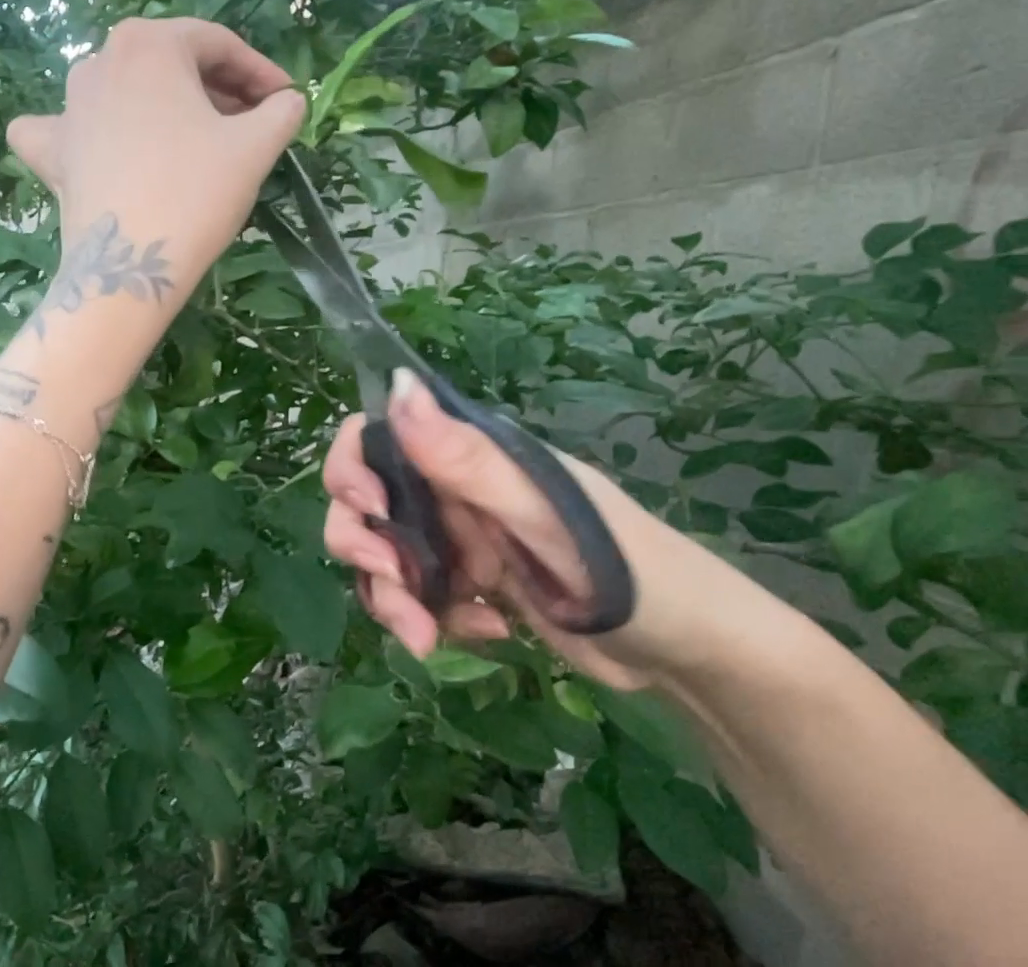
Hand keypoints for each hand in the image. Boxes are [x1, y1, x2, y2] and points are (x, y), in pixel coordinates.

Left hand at [6, 17, 304, 267]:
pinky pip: (60, 129)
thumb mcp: (255, 146)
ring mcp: (66, 108)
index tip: (285, 100)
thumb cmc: (196, 194)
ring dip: (161, 108)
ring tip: (194, 141)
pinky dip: (79, 132)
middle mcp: (98, 62)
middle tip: (249, 124)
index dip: (259, 73)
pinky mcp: (50, 153)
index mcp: (150, 43)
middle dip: (214, 90)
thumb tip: (288, 101)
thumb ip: (281, 111)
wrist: (130, 266)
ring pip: (122, 92)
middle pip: (169, 67)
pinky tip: (91, 143)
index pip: (218, 46)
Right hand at [322, 369, 771, 690]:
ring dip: (394, 600)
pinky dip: (433, 622)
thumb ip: (468, 460)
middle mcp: (456, 494)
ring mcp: (460, 543)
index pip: (377, 438)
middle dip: (364, 550)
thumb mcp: (546, 516)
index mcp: (473, 459)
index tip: (370, 510)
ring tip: (429, 639)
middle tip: (395, 590)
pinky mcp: (468, 589)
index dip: (352, 469)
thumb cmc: (636, 573)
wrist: (693, 657)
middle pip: (364, 506)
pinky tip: (486, 632)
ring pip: (383, 560)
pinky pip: (415, 599)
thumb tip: (397, 387)